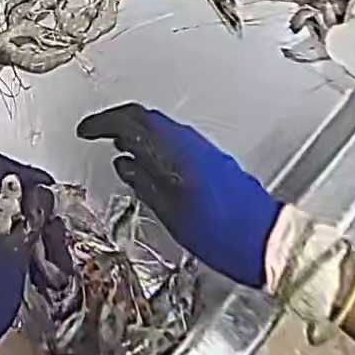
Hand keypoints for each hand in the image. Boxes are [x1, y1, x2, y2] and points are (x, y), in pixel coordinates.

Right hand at [76, 104, 279, 286]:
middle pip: (142, 115)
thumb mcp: (172, 214)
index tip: (85, 130)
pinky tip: (145, 154)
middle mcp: (186, 140)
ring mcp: (199, 145)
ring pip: (156, 122)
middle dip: (115, 118)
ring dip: (133, 126)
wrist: (269, 240)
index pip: (129, 122)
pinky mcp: (208, 154)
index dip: (102, 123)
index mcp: (172, 151)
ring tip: (115, 141)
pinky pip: (169, 133)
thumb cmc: (222, 233)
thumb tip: (123, 164)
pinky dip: (150, 135)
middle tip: (96, 131)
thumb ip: (143, 183)